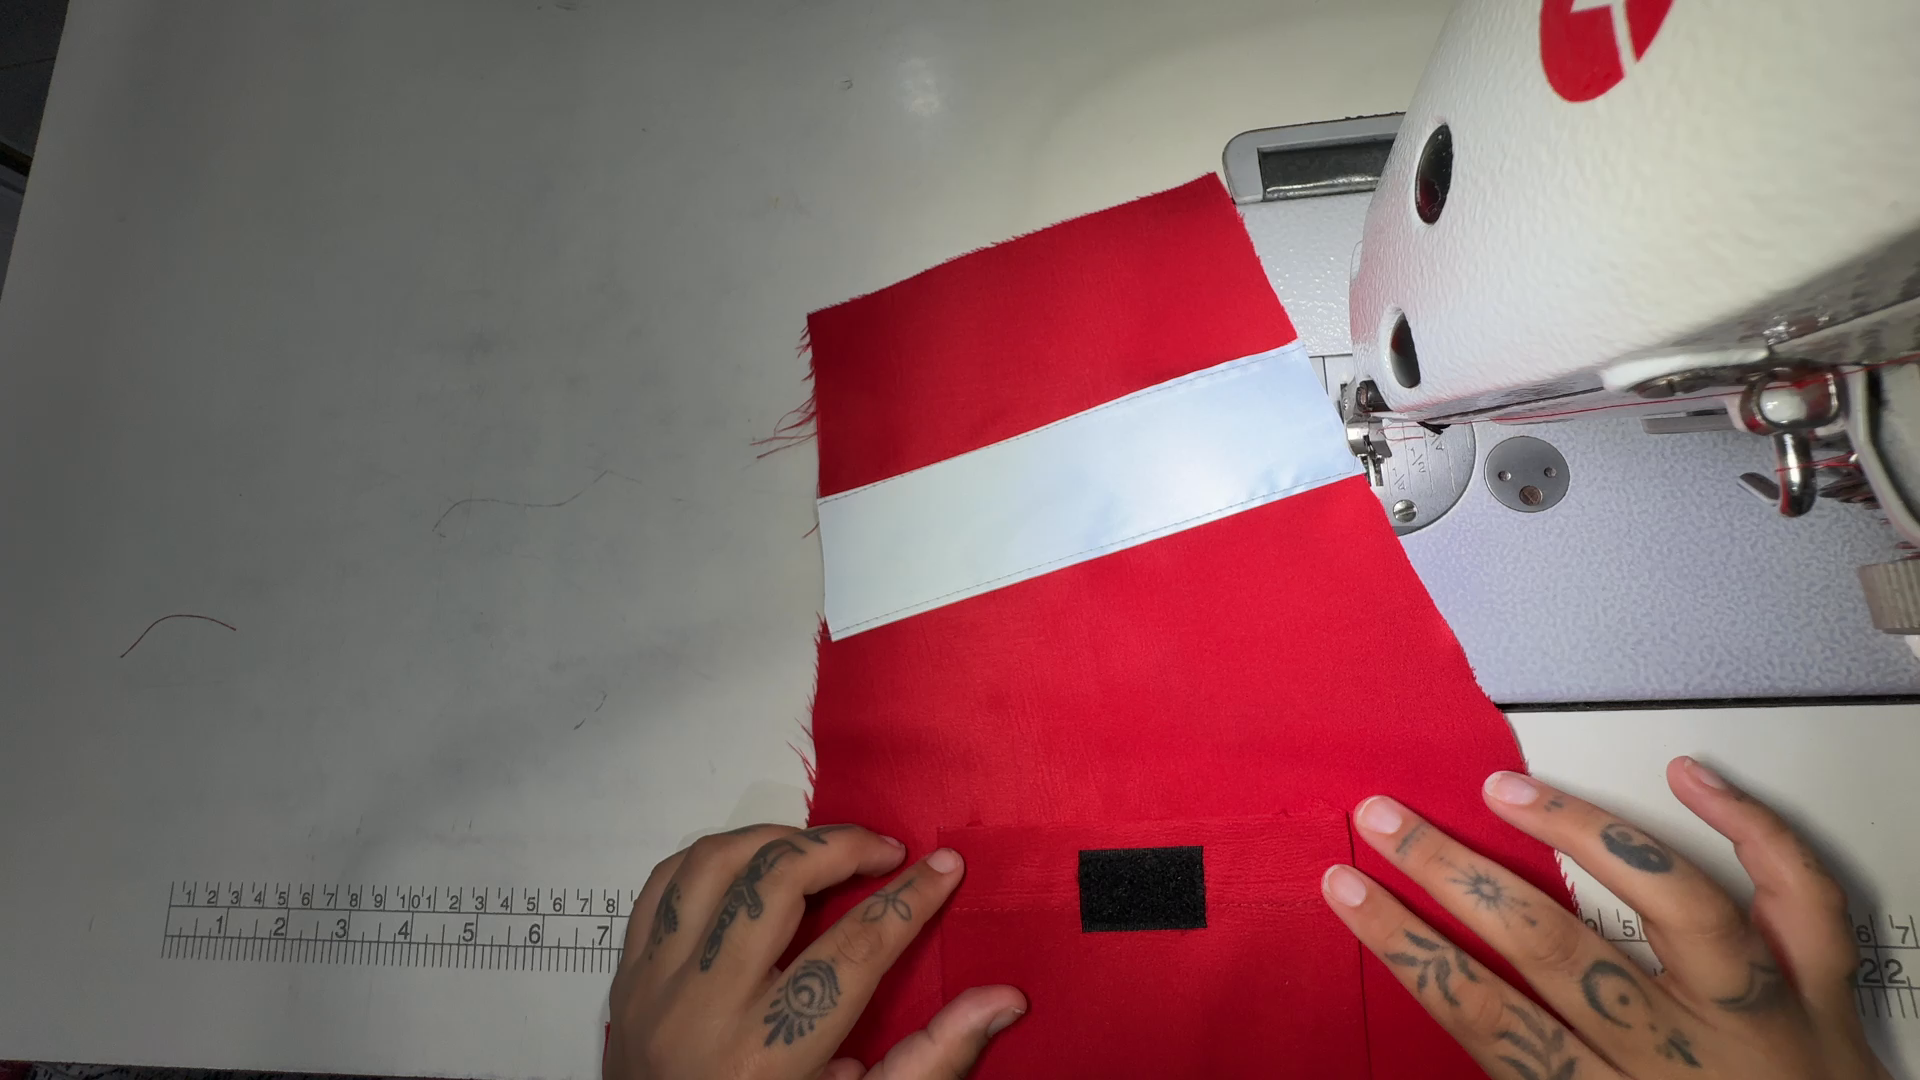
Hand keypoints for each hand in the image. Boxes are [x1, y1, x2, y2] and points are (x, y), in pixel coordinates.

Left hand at [606, 824, 1026, 1079]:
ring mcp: (653, 988)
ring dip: (778, 838)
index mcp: (768, 1061)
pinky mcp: (624, 975)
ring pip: (716, 864)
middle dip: (843, 847)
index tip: (946, 863)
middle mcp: (702, 1013)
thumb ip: (932, 1059)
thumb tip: (1007, 998)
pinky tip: (755, 862)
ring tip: (820, 850)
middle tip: (885, 850)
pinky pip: (665, 880)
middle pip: (777, 884)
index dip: (910, 899)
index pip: (855, 952)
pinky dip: (715, 854)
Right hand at [1322, 756, 1891, 1078]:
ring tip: (1505, 788)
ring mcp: (1773, 1029)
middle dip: (1454, 873)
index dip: (1403, 942)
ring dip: (1584, 836)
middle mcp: (1695, 1065)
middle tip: (1386, 817)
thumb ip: (1519, 1069)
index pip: (1484, 1014)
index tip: (1344, 886)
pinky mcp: (1832, 1007)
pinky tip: (1690, 777)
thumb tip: (1435, 988)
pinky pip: (1808, 909)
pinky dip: (1757, 834)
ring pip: (1682, 910)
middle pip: (1556, 949)